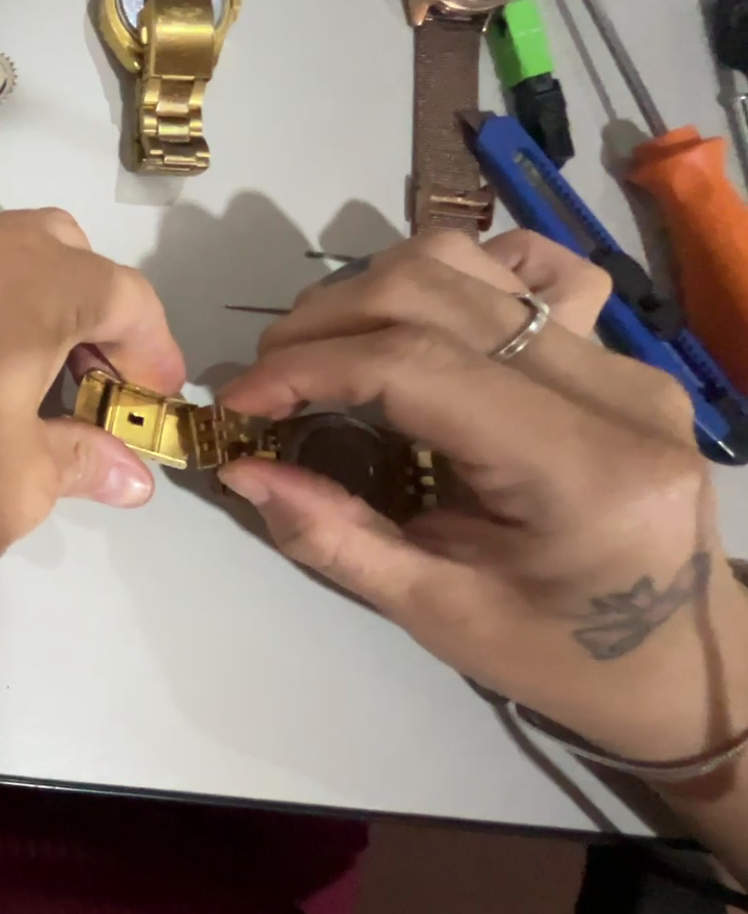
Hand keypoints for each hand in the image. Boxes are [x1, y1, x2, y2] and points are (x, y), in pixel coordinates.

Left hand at [0, 192, 184, 608]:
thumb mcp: (24, 485)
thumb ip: (79, 459)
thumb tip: (128, 475)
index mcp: (27, 286)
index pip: (116, 293)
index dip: (149, 346)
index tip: (153, 401)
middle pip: (45, 244)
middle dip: (81, 301)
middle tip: (83, 380)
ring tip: (6, 336)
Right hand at [218, 230, 747, 763]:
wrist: (678, 651)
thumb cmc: (552, 648)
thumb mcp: (427, 610)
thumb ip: (328, 535)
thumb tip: (238, 469)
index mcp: (578, 468)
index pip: (416, 366)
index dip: (304, 369)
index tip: (236, 404)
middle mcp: (609, 387)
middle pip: (427, 292)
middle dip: (314, 327)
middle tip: (262, 386)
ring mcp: (614, 356)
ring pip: (460, 262)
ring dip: (358, 296)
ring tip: (315, 355)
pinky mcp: (603, 347)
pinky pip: (518, 268)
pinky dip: (440, 277)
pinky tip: (404, 324)